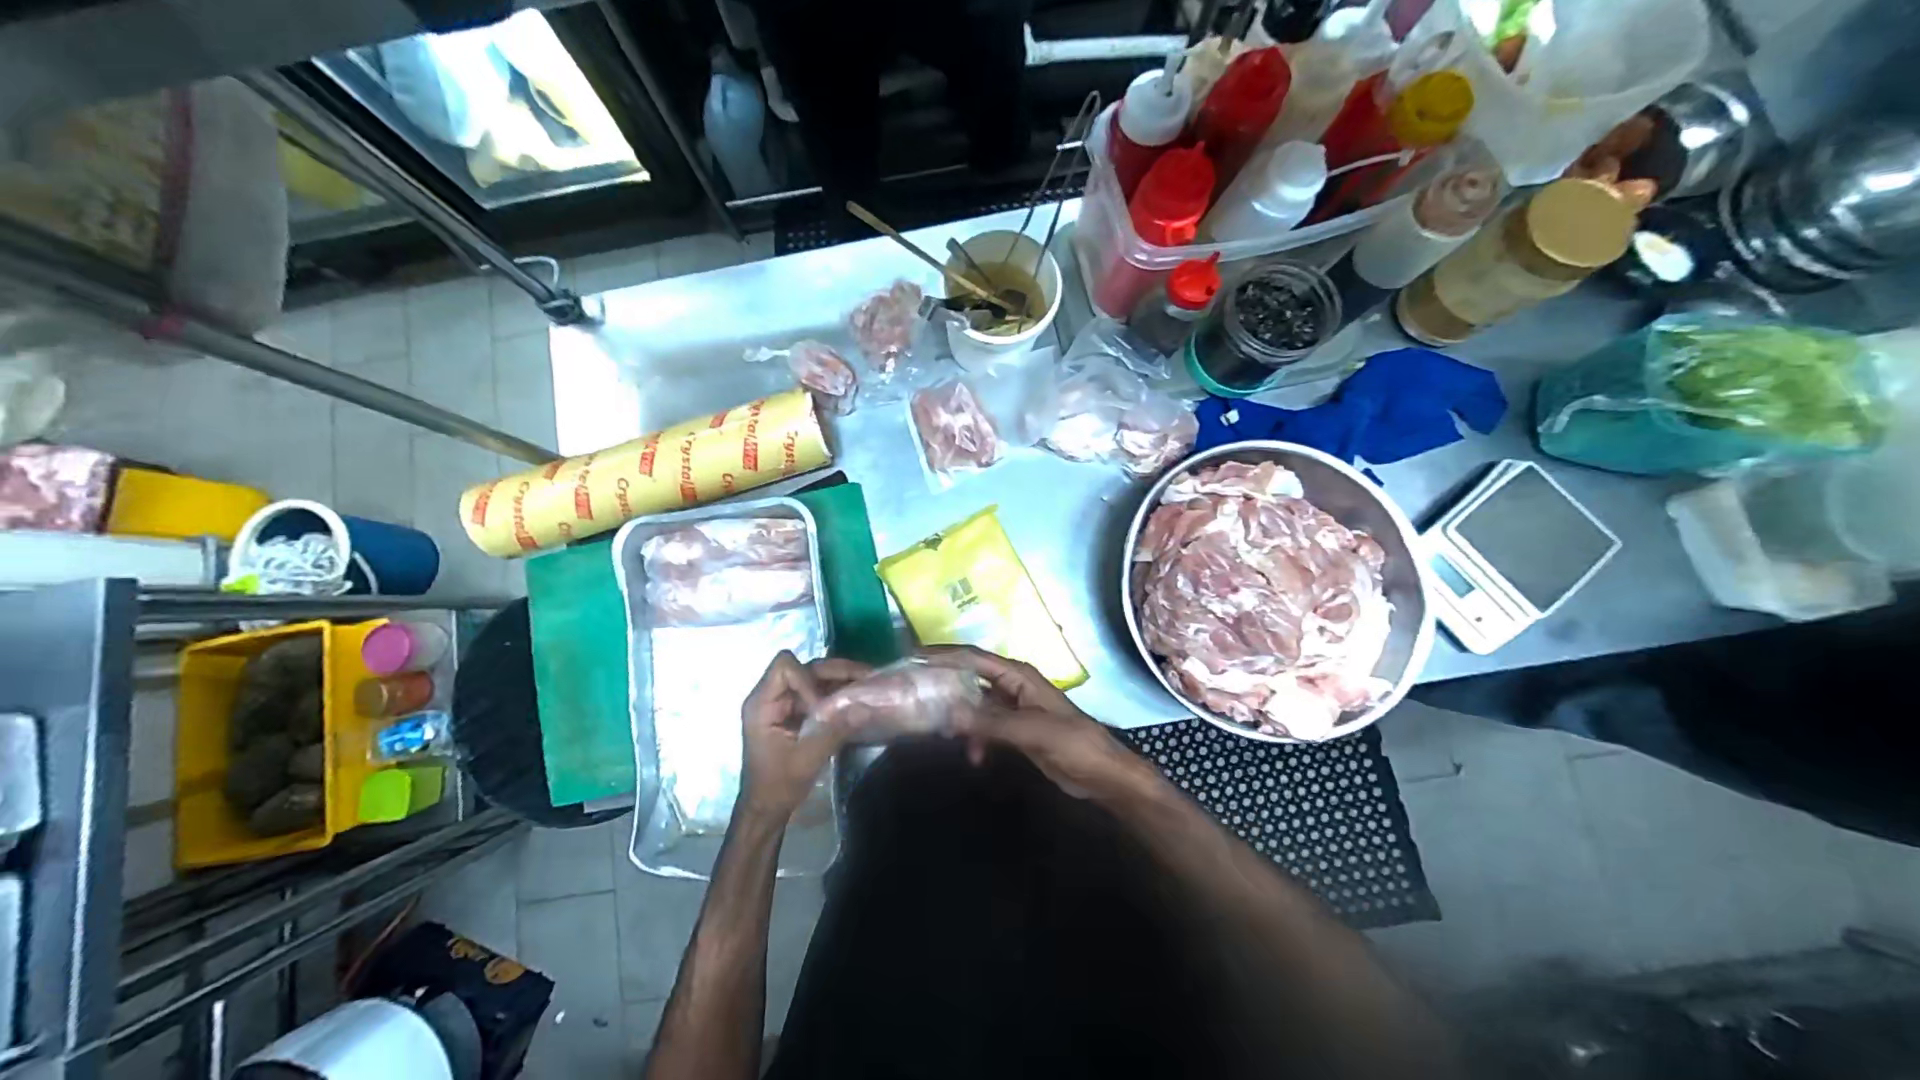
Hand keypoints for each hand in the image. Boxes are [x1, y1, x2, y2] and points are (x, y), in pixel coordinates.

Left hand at [739, 652, 870, 821]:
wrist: (766, 809)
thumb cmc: (778, 786)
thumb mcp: (807, 759)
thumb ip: (835, 730)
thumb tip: (866, 707)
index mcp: (762, 704)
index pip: (785, 668)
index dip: (807, 680)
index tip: (822, 707)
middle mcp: (771, 697)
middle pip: (804, 667)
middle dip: (835, 671)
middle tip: (867, 677)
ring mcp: (783, 704)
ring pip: (813, 678)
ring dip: (840, 680)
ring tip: (868, 684)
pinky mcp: (794, 713)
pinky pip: (817, 693)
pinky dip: (837, 693)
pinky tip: (857, 699)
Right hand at [922, 645, 1149, 800]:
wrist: (1102, 775)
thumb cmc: (1072, 744)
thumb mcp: (1031, 731)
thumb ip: (990, 722)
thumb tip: (948, 713)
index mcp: (1018, 676)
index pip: (972, 658)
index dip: (942, 656)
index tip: (911, 659)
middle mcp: (1012, 686)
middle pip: (970, 679)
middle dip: (945, 688)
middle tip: (915, 699)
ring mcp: (1013, 709)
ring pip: (975, 705)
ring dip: (961, 720)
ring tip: (944, 736)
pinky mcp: (1015, 730)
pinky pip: (985, 727)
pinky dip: (976, 739)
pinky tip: (974, 757)